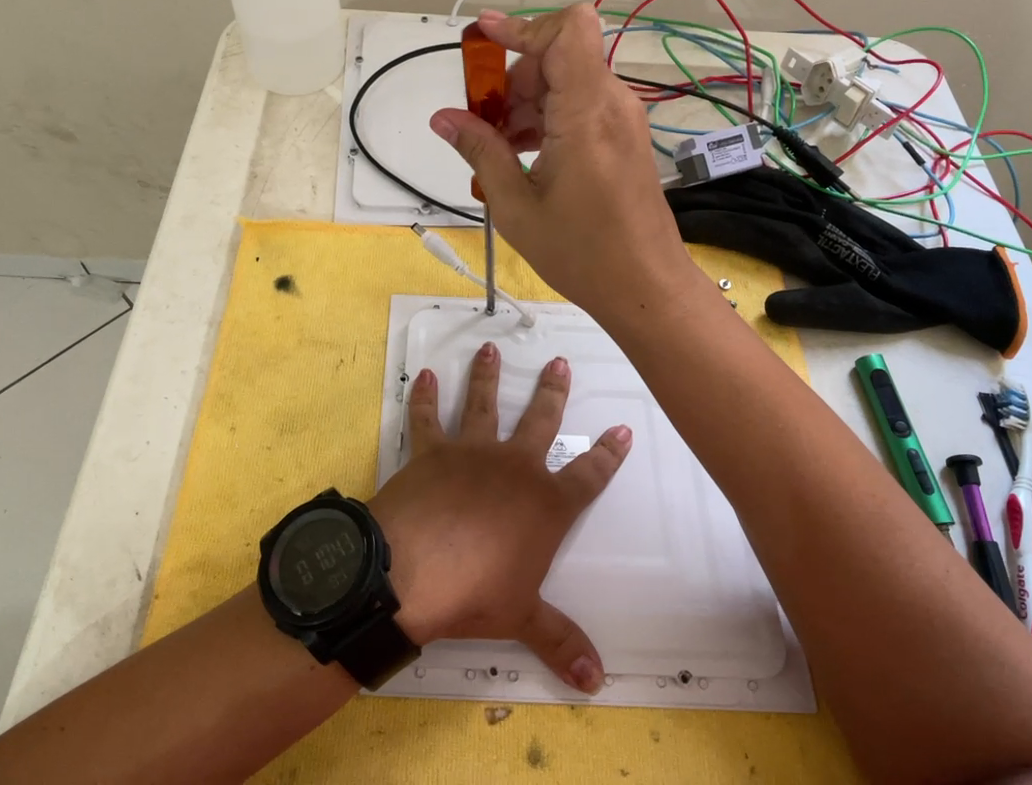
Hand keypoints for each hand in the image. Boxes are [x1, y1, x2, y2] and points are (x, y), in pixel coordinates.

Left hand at [367, 340, 630, 693]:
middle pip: (540, 421)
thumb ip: (561, 642)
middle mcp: (514, 468)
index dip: (608, 454)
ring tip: (490, 348)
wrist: (409, 572)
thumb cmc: (473, 594)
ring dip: (488, 376)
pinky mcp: (428, 452)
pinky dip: (425, 396)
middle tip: (560, 362)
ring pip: (484, 404)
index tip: (623, 428)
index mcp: (546, 505)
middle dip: (552, 392)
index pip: (588, 476)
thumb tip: (598, 682)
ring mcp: (470, 453)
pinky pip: (426, 417)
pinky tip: (427, 375)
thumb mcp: (522, 620)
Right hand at [430, 4, 702, 320]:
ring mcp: (623, 121)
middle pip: (559, 57)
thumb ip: (480, 151)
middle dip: (515, 78)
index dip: (523, 25)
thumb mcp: (515, 206)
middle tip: (485, 124)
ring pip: (569, 81)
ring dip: (529, 101)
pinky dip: (549, 118)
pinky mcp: (626, 139)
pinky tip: (525, 158)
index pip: (568, 30)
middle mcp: (612, 104)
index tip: (482, 37)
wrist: (645, 287)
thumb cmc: (580, 252)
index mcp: (586, 113)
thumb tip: (443, 118)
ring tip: (499, 148)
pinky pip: (583, 106)